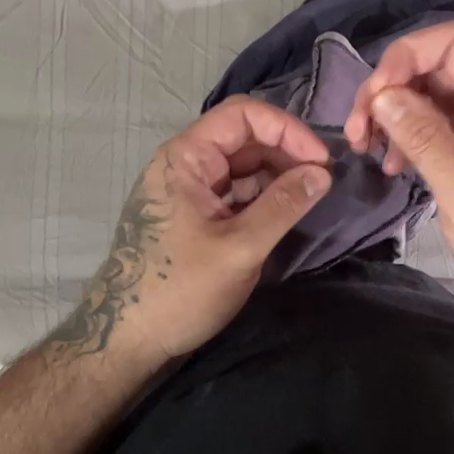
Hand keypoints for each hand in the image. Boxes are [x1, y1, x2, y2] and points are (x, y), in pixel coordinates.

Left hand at [48, 97, 332, 363]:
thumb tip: (323, 174)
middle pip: (245, 137)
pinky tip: (288, 212)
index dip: (287, 129)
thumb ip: (283, 206)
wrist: (129, 338)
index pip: (243, 115)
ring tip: (312, 197)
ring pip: (243, 166)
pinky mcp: (196, 216)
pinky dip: (264, 197)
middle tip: (324, 181)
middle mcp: (185, 165)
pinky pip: (236, 193)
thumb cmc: (180, 290)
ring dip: (279, 175)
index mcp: (185, 158)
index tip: (321, 161)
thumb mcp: (240, 248)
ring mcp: (189, 191)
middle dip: (287, 151)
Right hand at [344, 20, 453, 318]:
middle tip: (358, 132)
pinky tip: (394, 165)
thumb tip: (382, 95)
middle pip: (438, 66)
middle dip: (392, 89)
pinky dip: (414, 137)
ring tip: (369, 151)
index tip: (373, 98)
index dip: (406, 55)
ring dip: (397, 115)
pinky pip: (444, 126)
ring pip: (436, 97)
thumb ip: (423, 139)